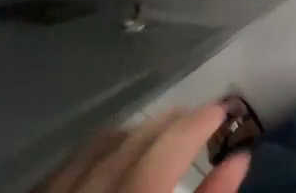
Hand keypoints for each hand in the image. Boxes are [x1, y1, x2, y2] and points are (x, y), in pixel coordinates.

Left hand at [35, 104, 249, 192]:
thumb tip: (239, 158)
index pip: (162, 154)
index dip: (195, 126)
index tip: (224, 110)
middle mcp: (90, 190)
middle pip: (131, 142)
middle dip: (170, 122)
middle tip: (201, 117)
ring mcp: (56, 191)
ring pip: (99, 145)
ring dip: (138, 131)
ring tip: (164, 130)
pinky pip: (69, 162)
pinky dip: (101, 148)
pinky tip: (114, 151)